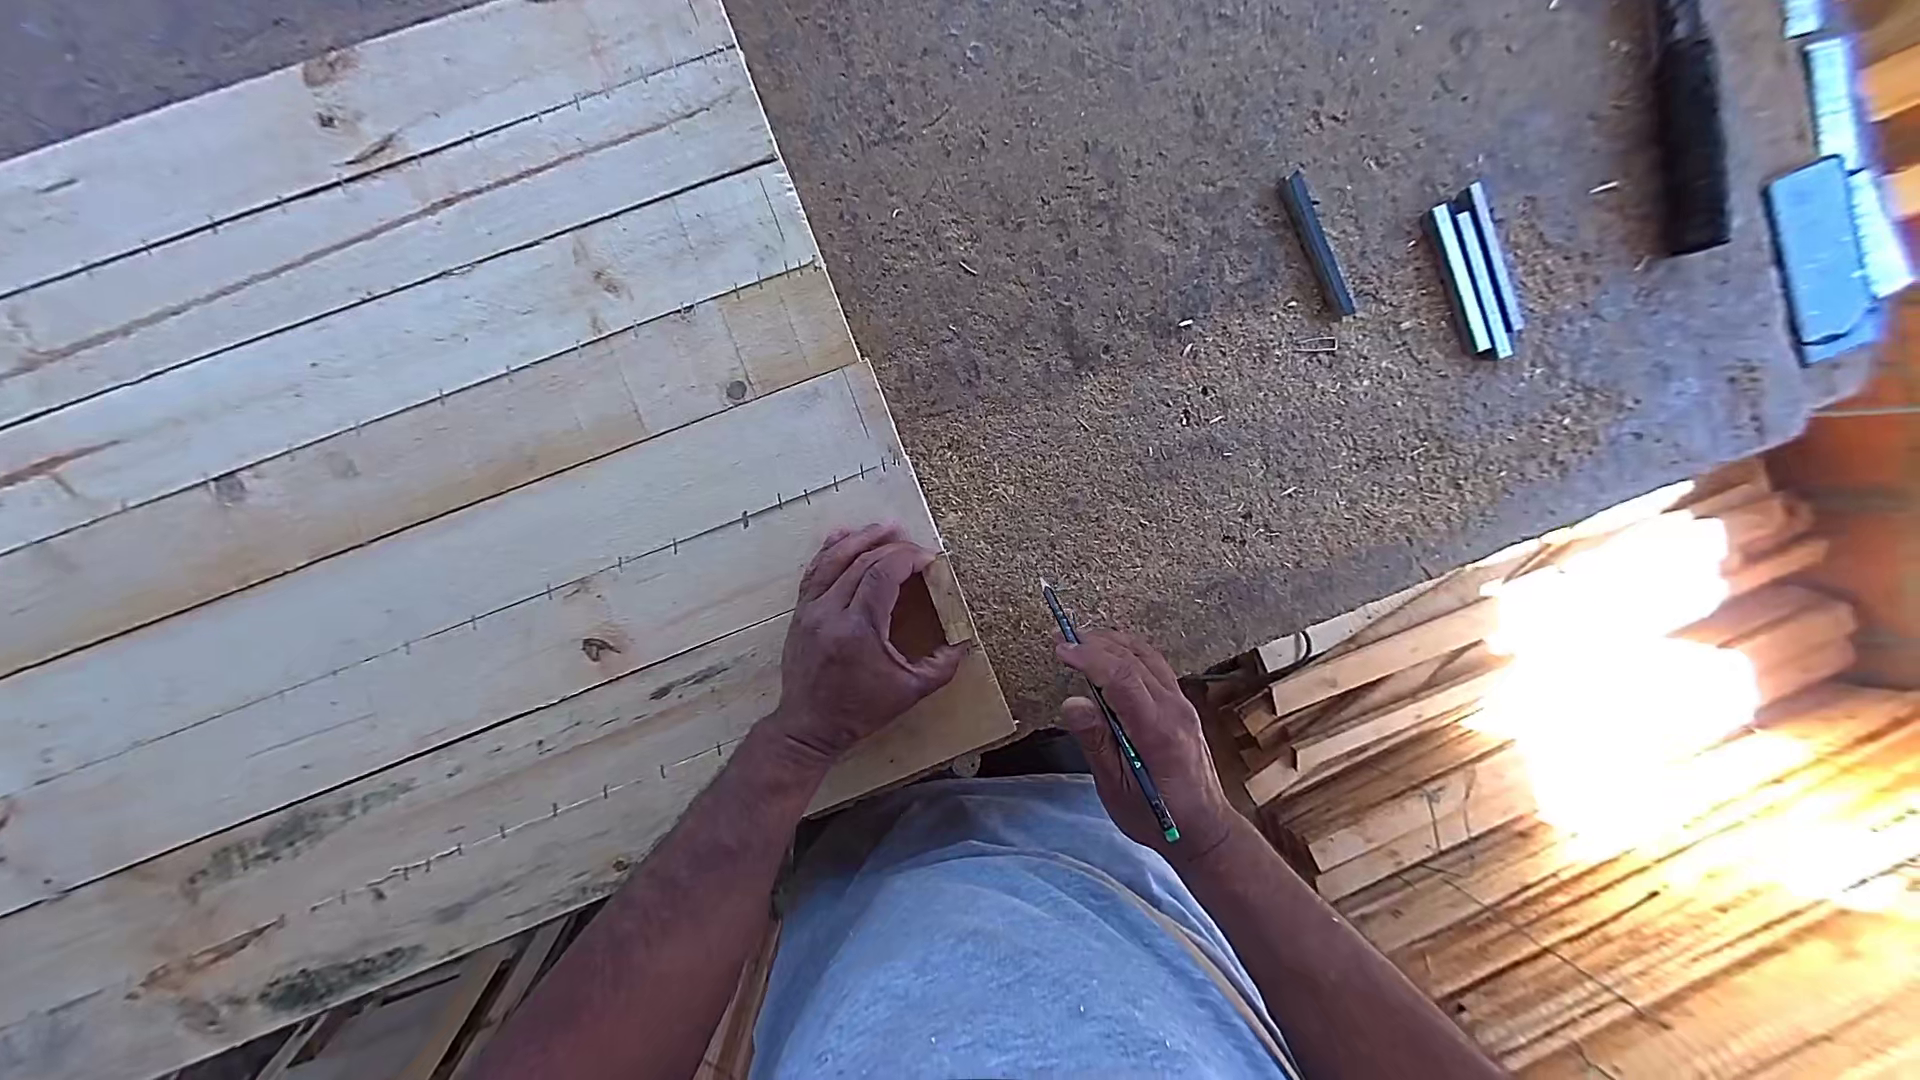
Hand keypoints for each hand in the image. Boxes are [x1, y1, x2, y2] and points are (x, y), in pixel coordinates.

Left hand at [767, 523, 966, 764]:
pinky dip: (830, 550)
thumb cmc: (860, 711)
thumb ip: (942, 665)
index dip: (907, 558)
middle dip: (892, 548)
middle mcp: (831, 613)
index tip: (928, 558)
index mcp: (859, 629)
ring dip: (861, 539)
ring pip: (834, 560)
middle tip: (915, 545)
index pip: (883, 574)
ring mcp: (811, 610)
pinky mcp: (801, 613)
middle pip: (862, 562)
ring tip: (885, 527)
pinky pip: (814, 571)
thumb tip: (965, 642)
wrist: (808, 727)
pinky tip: (843, 536)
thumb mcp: (909, 692)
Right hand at [1055, 629, 1238, 864]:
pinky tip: (1110, 650)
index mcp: (1158, 732)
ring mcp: (1182, 703)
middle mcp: (1174, 709)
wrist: (1205, 828)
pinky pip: (1154, 663)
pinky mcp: (1181, 703)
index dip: (1089, 657)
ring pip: (1145, 655)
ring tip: (1080, 639)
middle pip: (1132, 659)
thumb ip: (1096, 743)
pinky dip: (1128, 649)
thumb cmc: (1158, 816)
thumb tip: (1072, 702)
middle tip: (1061, 639)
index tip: (1061, 650)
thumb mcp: (1117, 790)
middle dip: (1093, 644)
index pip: (1122, 678)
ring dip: (1111, 641)